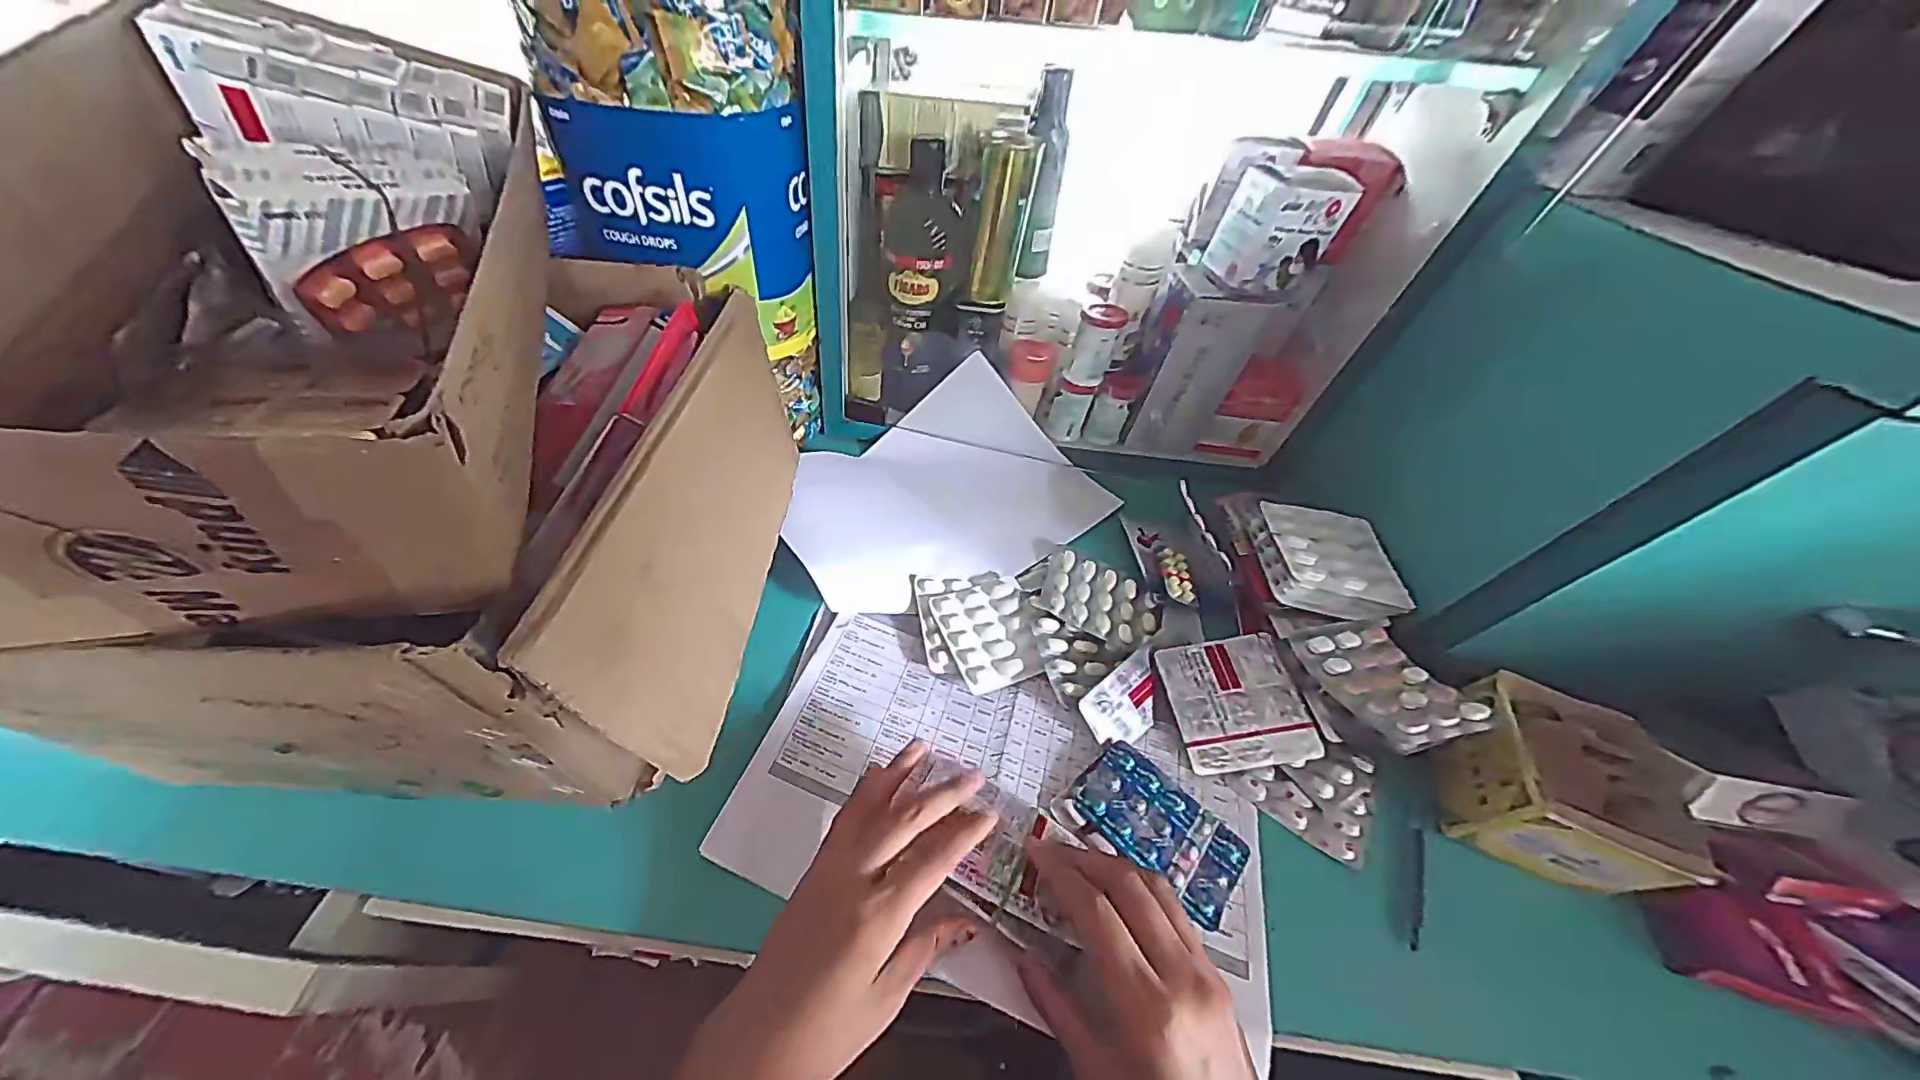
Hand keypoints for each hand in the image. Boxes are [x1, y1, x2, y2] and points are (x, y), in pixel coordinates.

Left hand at [676, 740, 996, 1079]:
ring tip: (920, 749)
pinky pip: (843, 820)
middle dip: (943, 794)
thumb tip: (962, 920)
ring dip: (897, 774)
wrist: (755, 1039)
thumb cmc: (824, 1032)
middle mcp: (852, 881)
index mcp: (877, 916)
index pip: (933, 860)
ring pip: (869, 808)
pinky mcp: (812, 871)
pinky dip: (864, 793)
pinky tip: (876, 778)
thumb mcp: (886, 997)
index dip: (965, 833)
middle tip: (972, 776)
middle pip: (904, 821)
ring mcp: (828, 870)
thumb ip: (925, 947)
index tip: (989, 813)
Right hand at [1017, 840, 1257, 1079]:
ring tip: (1082, 861)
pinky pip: (1177, 911)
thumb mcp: (1097, 1069)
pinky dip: (1143, 888)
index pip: (1097, 911)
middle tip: (1053, 851)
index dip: (1062, 874)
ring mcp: (1206, 973)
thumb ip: (1057, 1009)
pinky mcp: (1218, 976)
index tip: (1039, 856)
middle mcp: (1183, 979)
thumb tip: (1025, 962)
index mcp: (1147, 1007)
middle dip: (1084, 858)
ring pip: (1158, 888)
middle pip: (1129, 885)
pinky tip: (1122, 891)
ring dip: (1115, 865)